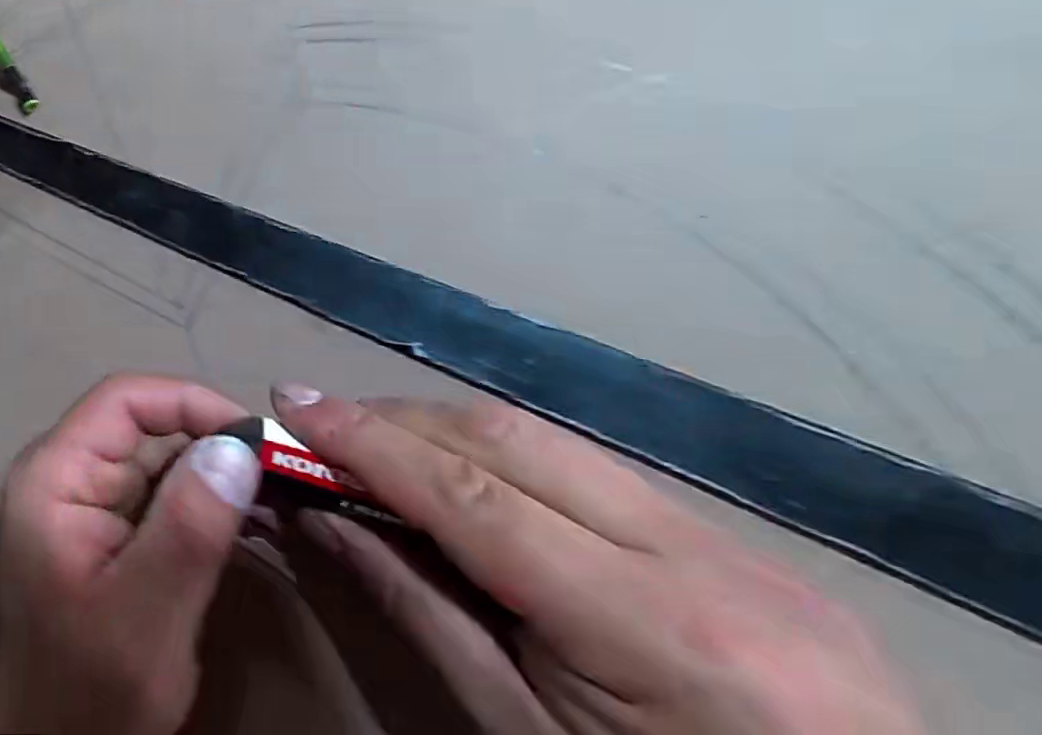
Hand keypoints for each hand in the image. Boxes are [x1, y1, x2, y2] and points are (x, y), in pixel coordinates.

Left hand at [0, 373, 258, 734]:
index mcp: (55, 475)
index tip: (255, 435)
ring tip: (272, 492)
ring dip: (217, 466)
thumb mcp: (145, 617)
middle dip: (213, 438)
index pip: (126, 400)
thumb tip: (238, 444)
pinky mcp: (109, 521)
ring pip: (161, 451)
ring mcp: (86, 495)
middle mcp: (67, 471)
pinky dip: (208, 493)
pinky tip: (248, 514)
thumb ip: (188, 529)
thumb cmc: (86, 694)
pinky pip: (164, 485)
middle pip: (146, 421)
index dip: (191, 402)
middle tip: (278, 469)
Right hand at [270, 385, 925, 734]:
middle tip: (320, 422)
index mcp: (658, 637)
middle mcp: (710, 562)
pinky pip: (593, 472)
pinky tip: (464, 476)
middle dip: (401, 419)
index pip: (476, 498)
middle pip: (513, 441)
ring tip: (375, 442)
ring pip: (554, 441)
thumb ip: (424, 613)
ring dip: (448, 431)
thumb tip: (326, 522)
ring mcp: (742, 546)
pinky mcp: (747, 547)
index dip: (371, 443)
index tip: (295, 404)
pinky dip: (508, 460)